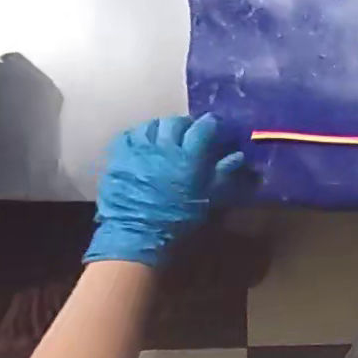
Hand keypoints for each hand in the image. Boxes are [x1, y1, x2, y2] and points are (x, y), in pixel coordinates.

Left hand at [85, 114, 246, 266]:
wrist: (136, 236)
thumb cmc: (178, 219)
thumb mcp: (207, 198)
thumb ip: (223, 173)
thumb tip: (238, 155)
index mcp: (188, 157)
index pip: (203, 127)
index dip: (211, 123)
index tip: (216, 125)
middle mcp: (164, 147)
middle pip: (176, 122)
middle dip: (186, 124)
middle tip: (191, 131)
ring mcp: (139, 149)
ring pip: (152, 125)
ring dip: (163, 127)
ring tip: (167, 136)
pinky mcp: (119, 156)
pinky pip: (129, 135)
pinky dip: (140, 135)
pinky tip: (145, 143)